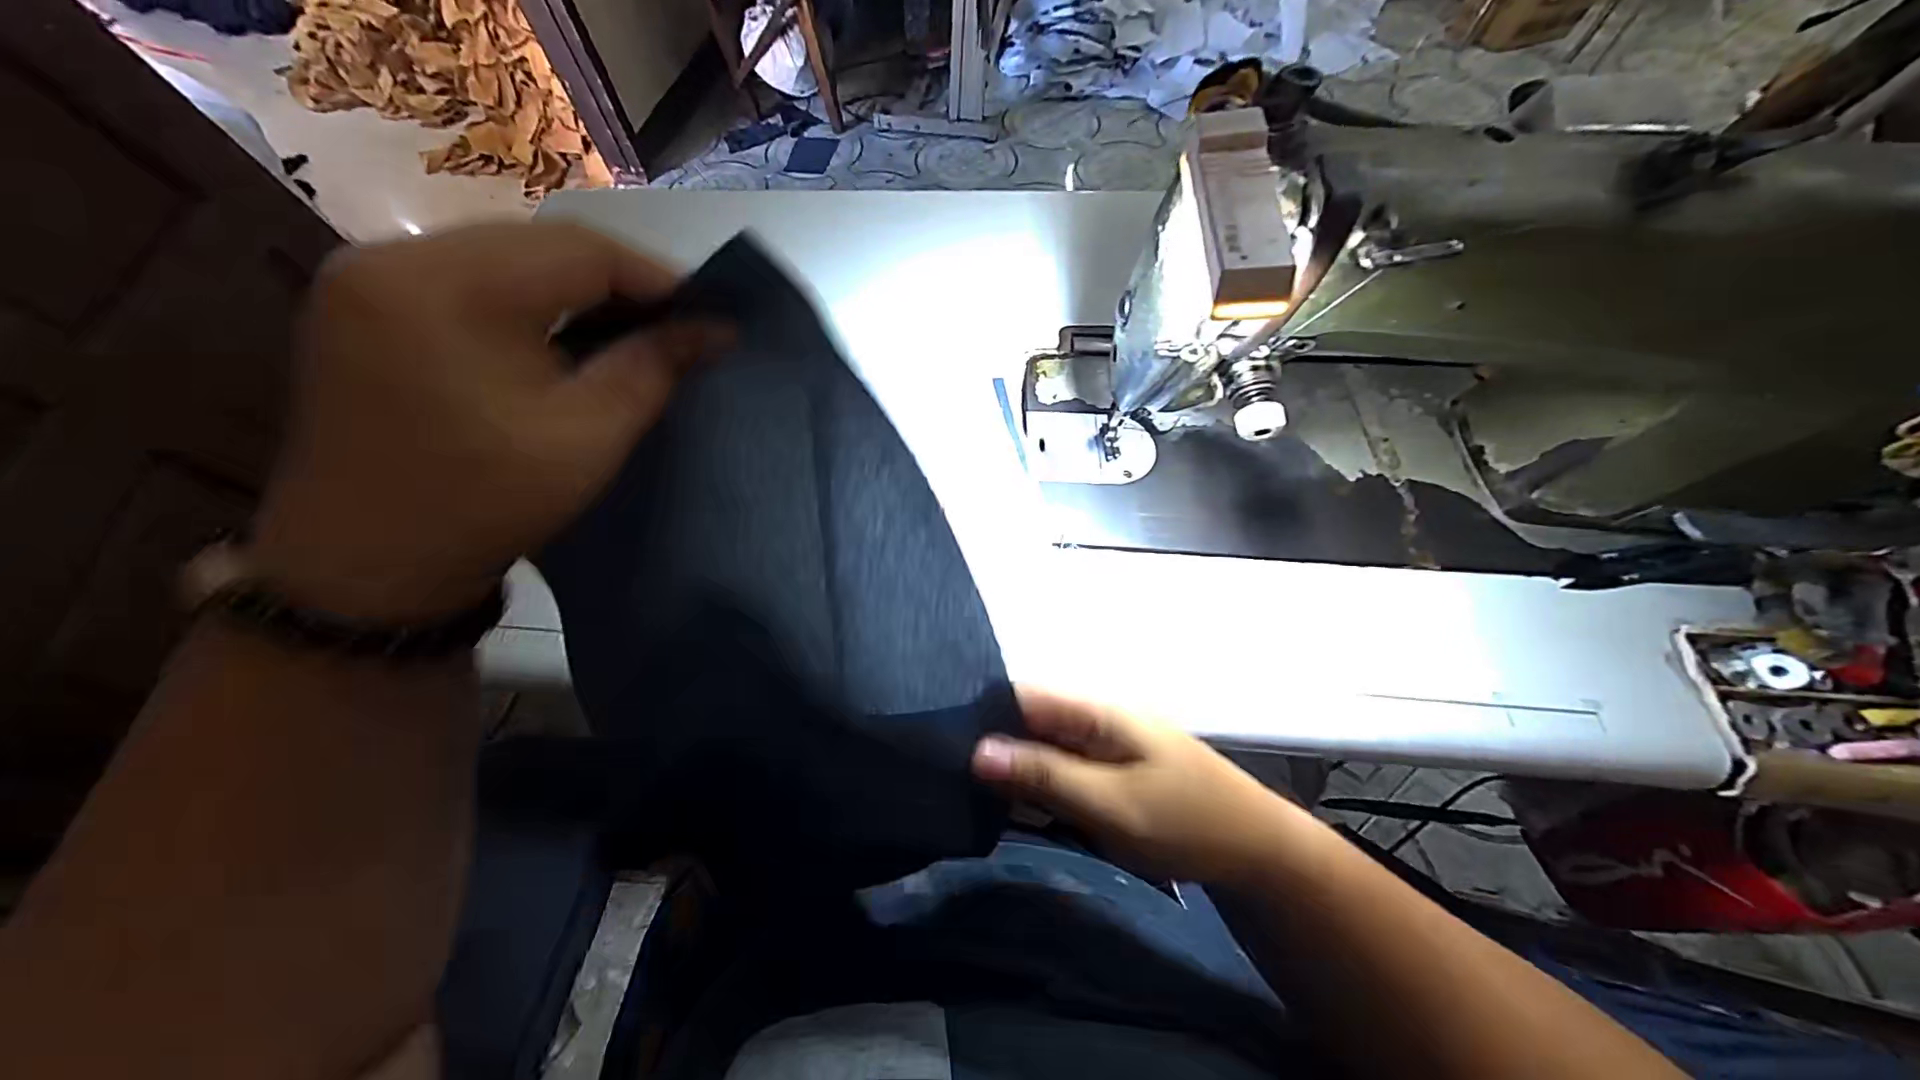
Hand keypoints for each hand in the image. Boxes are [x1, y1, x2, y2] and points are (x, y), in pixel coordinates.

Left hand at [249, 223, 730, 618]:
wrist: (367, 564)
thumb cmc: (488, 503)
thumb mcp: (590, 436)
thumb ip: (655, 367)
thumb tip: (717, 328)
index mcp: (449, 287)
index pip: (580, 249)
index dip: (655, 277)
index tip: (706, 314)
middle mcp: (393, 256)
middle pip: (538, 242)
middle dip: (617, 281)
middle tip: (673, 324)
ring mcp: (364, 275)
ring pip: (503, 253)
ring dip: (573, 287)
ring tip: (627, 329)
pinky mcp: (359, 302)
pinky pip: (466, 276)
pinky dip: (527, 298)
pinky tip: (559, 333)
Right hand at [973, 687, 1302, 882]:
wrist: (1256, 851)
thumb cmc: (1185, 821)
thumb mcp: (1110, 802)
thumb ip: (1044, 775)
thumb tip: (976, 749)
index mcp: (1096, 710)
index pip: (1022, 694)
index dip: (980, 712)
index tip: (939, 744)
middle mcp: (1094, 719)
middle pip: (1027, 721)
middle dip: (991, 746)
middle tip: (945, 779)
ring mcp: (1102, 747)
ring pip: (1040, 749)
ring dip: (1012, 771)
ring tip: (965, 795)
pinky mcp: (1107, 774)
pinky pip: (1059, 772)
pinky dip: (1036, 788)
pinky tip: (1011, 808)